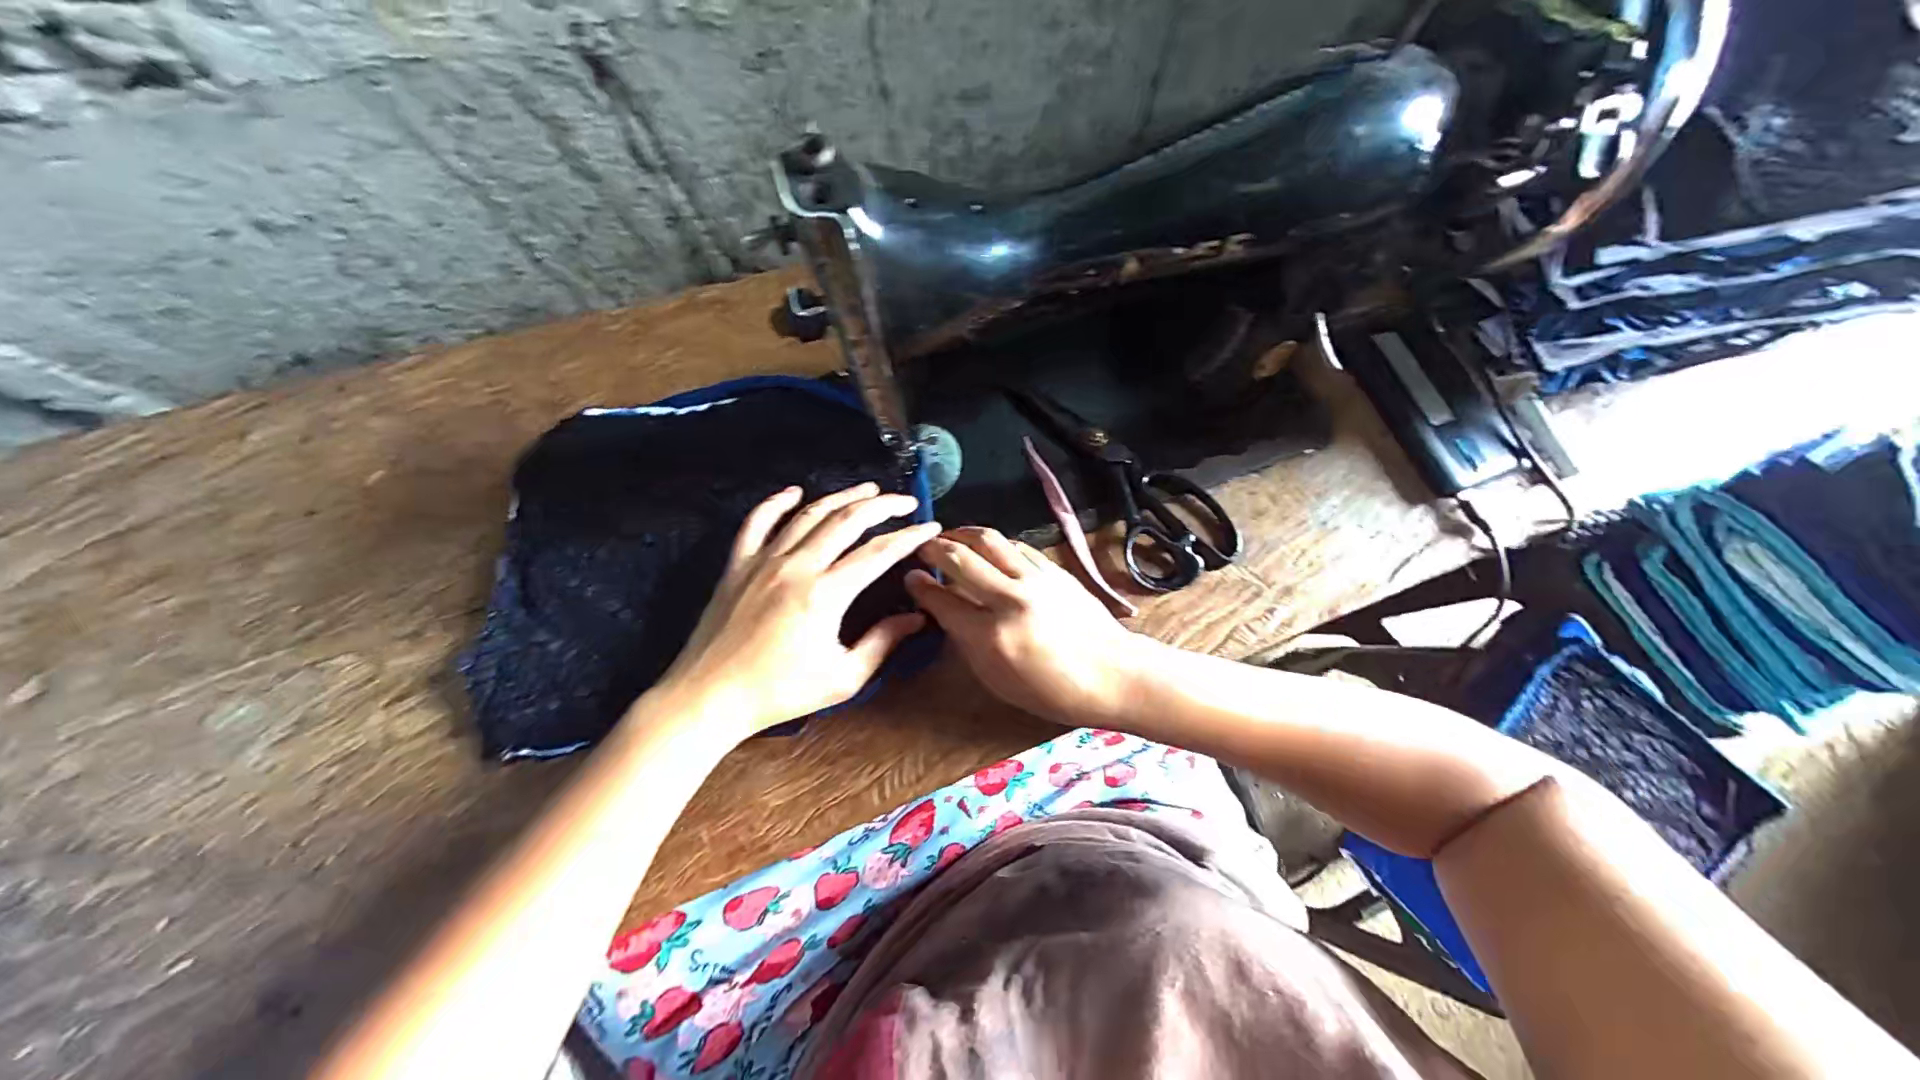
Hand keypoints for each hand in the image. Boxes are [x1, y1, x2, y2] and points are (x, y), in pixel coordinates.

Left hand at [652, 483, 940, 735]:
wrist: (709, 697)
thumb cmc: (779, 694)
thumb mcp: (842, 678)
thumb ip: (882, 643)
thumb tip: (915, 618)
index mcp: (825, 594)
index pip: (877, 553)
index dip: (908, 537)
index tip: (930, 527)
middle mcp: (796, 567)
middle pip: (846, 521)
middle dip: (881, 505)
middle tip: (904, 501)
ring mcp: (763, 562)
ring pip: (808, 515)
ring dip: (841, 497)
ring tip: (867, 490)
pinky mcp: (737, 565)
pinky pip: (757, 522)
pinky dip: (777, 503)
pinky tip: (795, 492)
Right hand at [905, 527, 1152, 725]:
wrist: (1111, 674)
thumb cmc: (1051, 690)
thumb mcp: (997, 679)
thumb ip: (967, 642)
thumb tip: (944, 609)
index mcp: (991, 637)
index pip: (942, 600)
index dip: (920, 586)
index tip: (910, 577)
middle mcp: (1010, 600)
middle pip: (960, 558)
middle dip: (933, 548)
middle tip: (921, 547)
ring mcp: (1035, 580)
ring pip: (989, 540)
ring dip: (961, 533)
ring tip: (948, 536)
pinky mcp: (1054, 569)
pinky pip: (1016, 546)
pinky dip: (995, 543)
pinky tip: (986, 548)